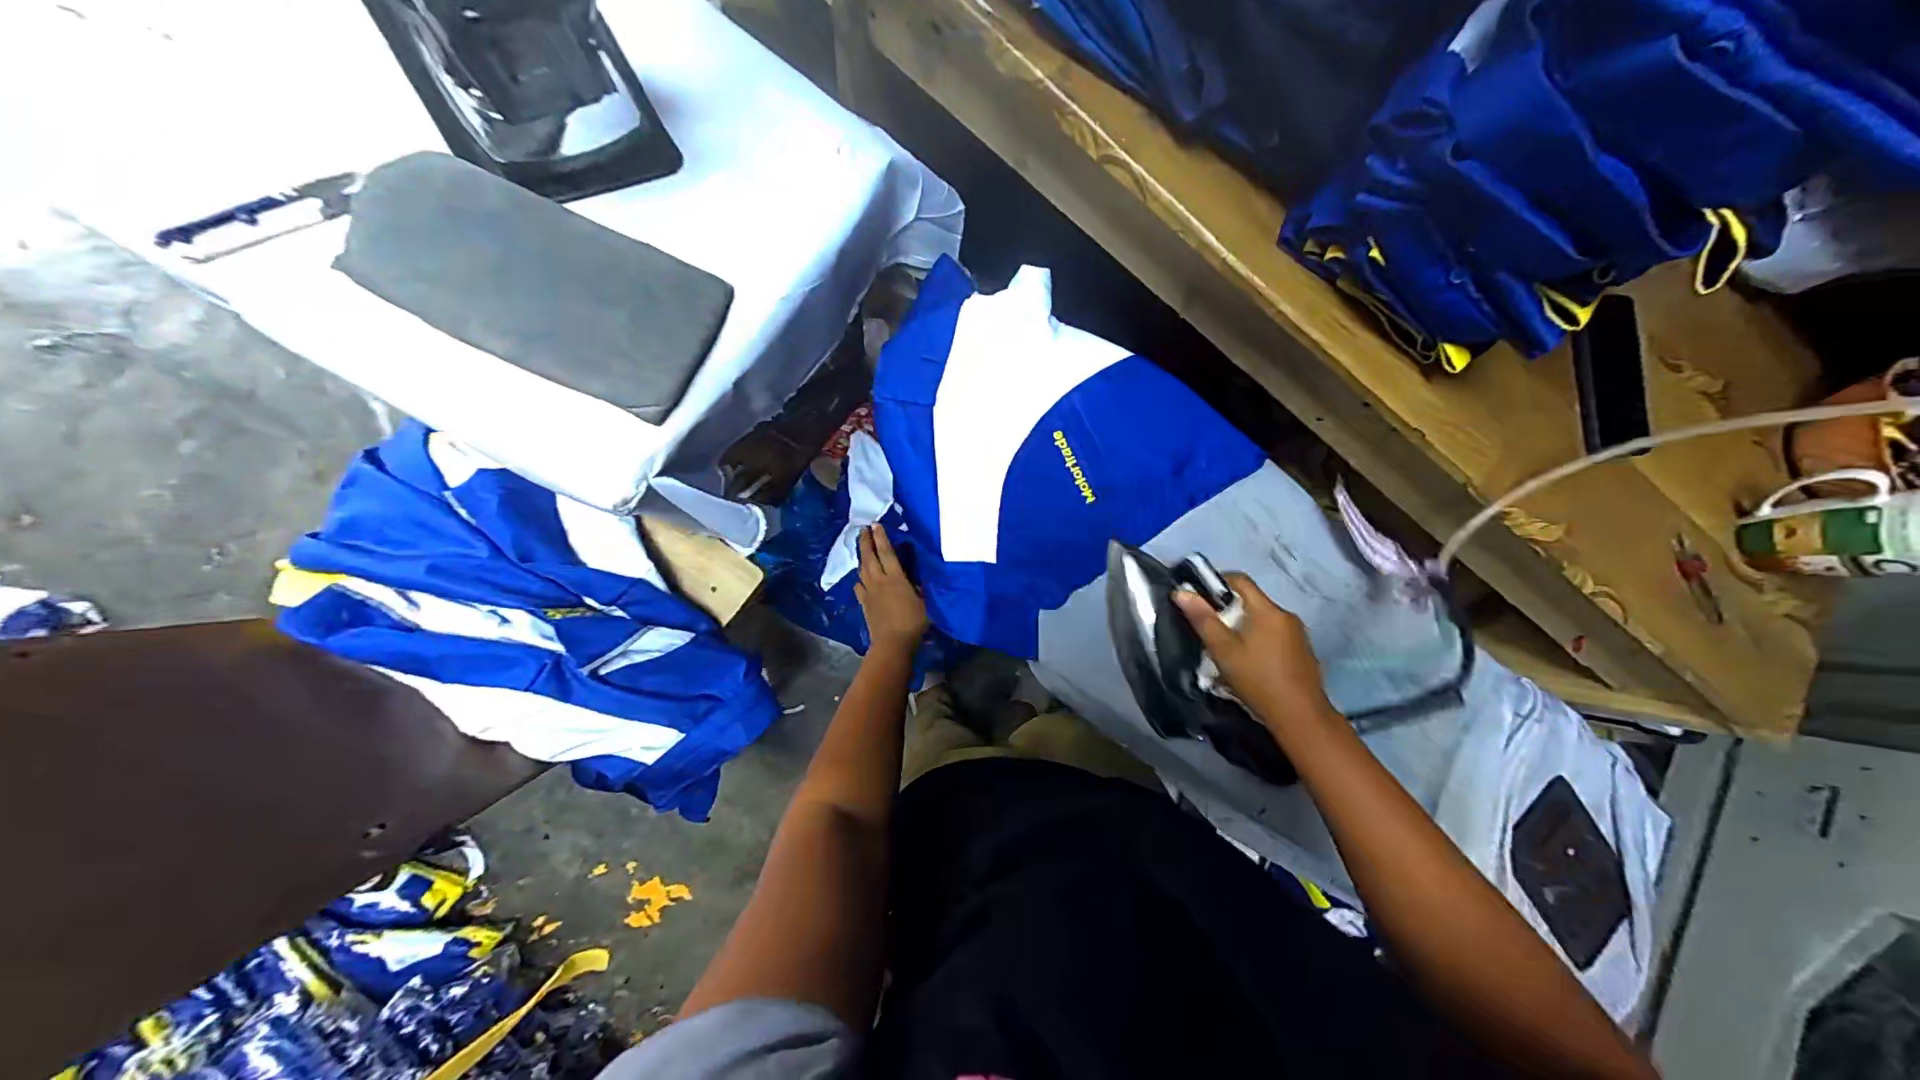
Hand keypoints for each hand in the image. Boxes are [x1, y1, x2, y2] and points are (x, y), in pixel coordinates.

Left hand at [855, 525, 926, 653]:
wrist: (892, 644)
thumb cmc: (913, 622)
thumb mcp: (923, 602)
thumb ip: (917, 587)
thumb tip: (914, 578)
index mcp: (895, 578)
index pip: (887, 552)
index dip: (881, 537)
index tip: (876, 524)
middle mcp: (879, 581)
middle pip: (869, 557)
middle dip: (865, 542)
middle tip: (863, 530)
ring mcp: (869, 592)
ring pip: (862, 570)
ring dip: (861, 557)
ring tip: (862, 548)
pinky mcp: (864, 604)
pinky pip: (859, 586)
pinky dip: (859, 579)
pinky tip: (860, 579)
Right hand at [1173, 573, 1337, 735]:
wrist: (1300, 718)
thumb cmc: (1258, 680)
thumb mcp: (1223, 650)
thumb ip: (1202, 619)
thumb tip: (1181, 591)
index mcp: (1268, 610)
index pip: (1240, 580)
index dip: (1216, 582)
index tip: (1198, 598)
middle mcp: (1286, 616)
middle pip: (1251, 602)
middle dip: (1227, 611)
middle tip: (1208, 631)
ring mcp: (1298, 635)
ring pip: (1261, 621)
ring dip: (1241, 629)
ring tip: (1224, 651)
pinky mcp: (1302, 653)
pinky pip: (1273, 637)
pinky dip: (1256, 642)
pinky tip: (1247, 665)